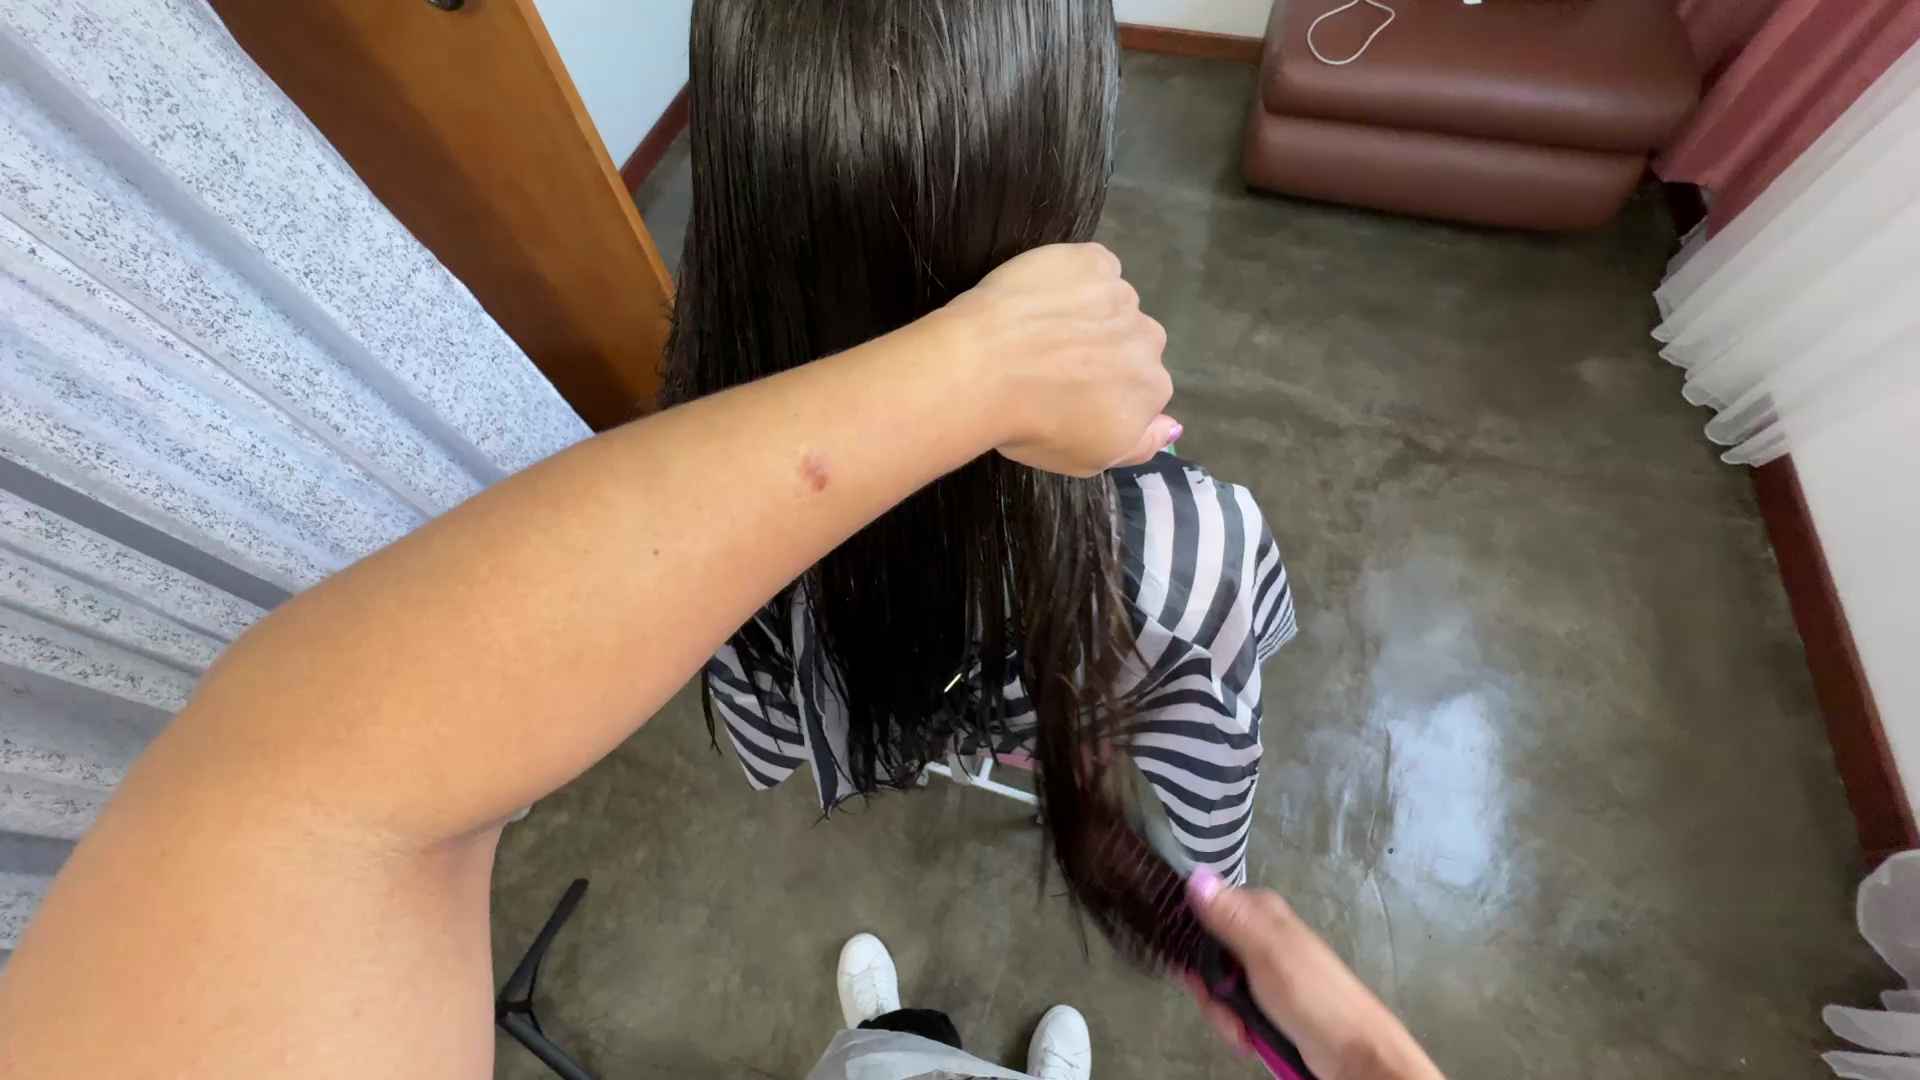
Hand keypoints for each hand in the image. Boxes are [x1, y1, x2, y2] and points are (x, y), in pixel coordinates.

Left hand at [937, 243, 1176, 476]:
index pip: (1142, 390)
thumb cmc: (1033, 426)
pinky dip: (1072, 279)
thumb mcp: (1088, 460)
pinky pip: (1092, 268)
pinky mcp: (1092, 261)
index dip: (1106, 392)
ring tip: (1037, 333)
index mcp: (1152, 390)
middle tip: (1051, 366)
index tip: (1071, 397)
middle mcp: (1149, 340)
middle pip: (1132, 344)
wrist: (984, 370)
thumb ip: (1140, 444)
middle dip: (1102, 352)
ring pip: (1112, 305)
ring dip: (1086, 315)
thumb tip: (1173, 427)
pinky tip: (1041, 297)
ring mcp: (1121, 296)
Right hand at [1185, 869, 1447, 1079]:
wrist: (1359, 1058)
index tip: (1190, 968)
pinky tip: (1247, 1038)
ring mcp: (1264, 969)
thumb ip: (1229, 915)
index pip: (1204, 908)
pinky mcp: (1269, 1001)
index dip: (1192, 939)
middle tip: (1223, 1006)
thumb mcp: (1267, 953)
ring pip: (1218, 982)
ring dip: (1222, 1011)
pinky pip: (1234, 1005)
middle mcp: (1259, 934)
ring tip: (1240, 1030)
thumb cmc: (1314, 998)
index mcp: (1259, 911)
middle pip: (1208, 951)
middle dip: (1209, 986)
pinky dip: (1236, 1024)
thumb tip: (1195, 874)